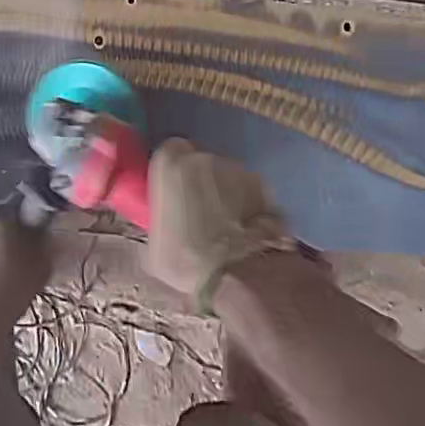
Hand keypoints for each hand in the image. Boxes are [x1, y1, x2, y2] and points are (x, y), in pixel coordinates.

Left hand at [0, 198, 54, 313]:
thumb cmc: (13, 285)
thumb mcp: (42, 261)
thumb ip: (42, 238)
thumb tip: (42, 226)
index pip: (20, 200)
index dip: (34, 213)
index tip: (42, 228)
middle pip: (2, 220)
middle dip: (16, 233)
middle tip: (31, 253)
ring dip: (0, 249)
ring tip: (14, 273)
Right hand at [146, 138, 293, 297]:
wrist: (234, 275)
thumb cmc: (181, 257)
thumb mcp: (154, 238)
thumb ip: (162, 214)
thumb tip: (169, 217)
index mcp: (170, 161)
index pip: (172, 150)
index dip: (176, 170)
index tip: (175, 190)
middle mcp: (206, 156)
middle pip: (204, 162)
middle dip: (204, 181)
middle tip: (200, 211)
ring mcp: (243, 171)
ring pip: (233, 178)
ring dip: (230, 194)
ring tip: (228, 225)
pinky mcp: (270, 191)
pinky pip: (255, 195)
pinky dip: (252, 208)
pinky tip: (249, 232)